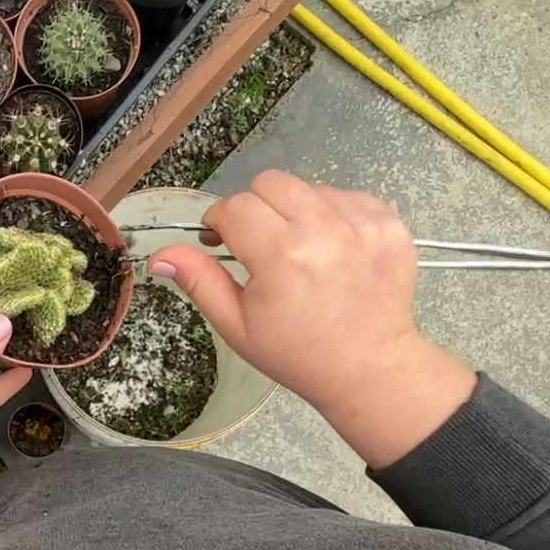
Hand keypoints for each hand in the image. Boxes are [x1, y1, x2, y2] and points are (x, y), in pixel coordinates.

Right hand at [148, 170, 476, 466]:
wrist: (366, 367)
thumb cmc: (294, 352)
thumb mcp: (236, 325)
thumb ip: (200, 282)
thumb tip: (160, 256)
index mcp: (280, 256)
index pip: (234, 206)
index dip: (219, 222)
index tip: (221, 242)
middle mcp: (323, 228)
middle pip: (270, 183)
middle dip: (255, 208)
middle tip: (259, 245)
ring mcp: (361, 221)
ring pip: (308, 187)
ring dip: (294, 211)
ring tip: (300, 252)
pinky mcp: (389, 221)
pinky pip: (347, 196)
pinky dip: (332, 215)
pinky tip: (331, 250)